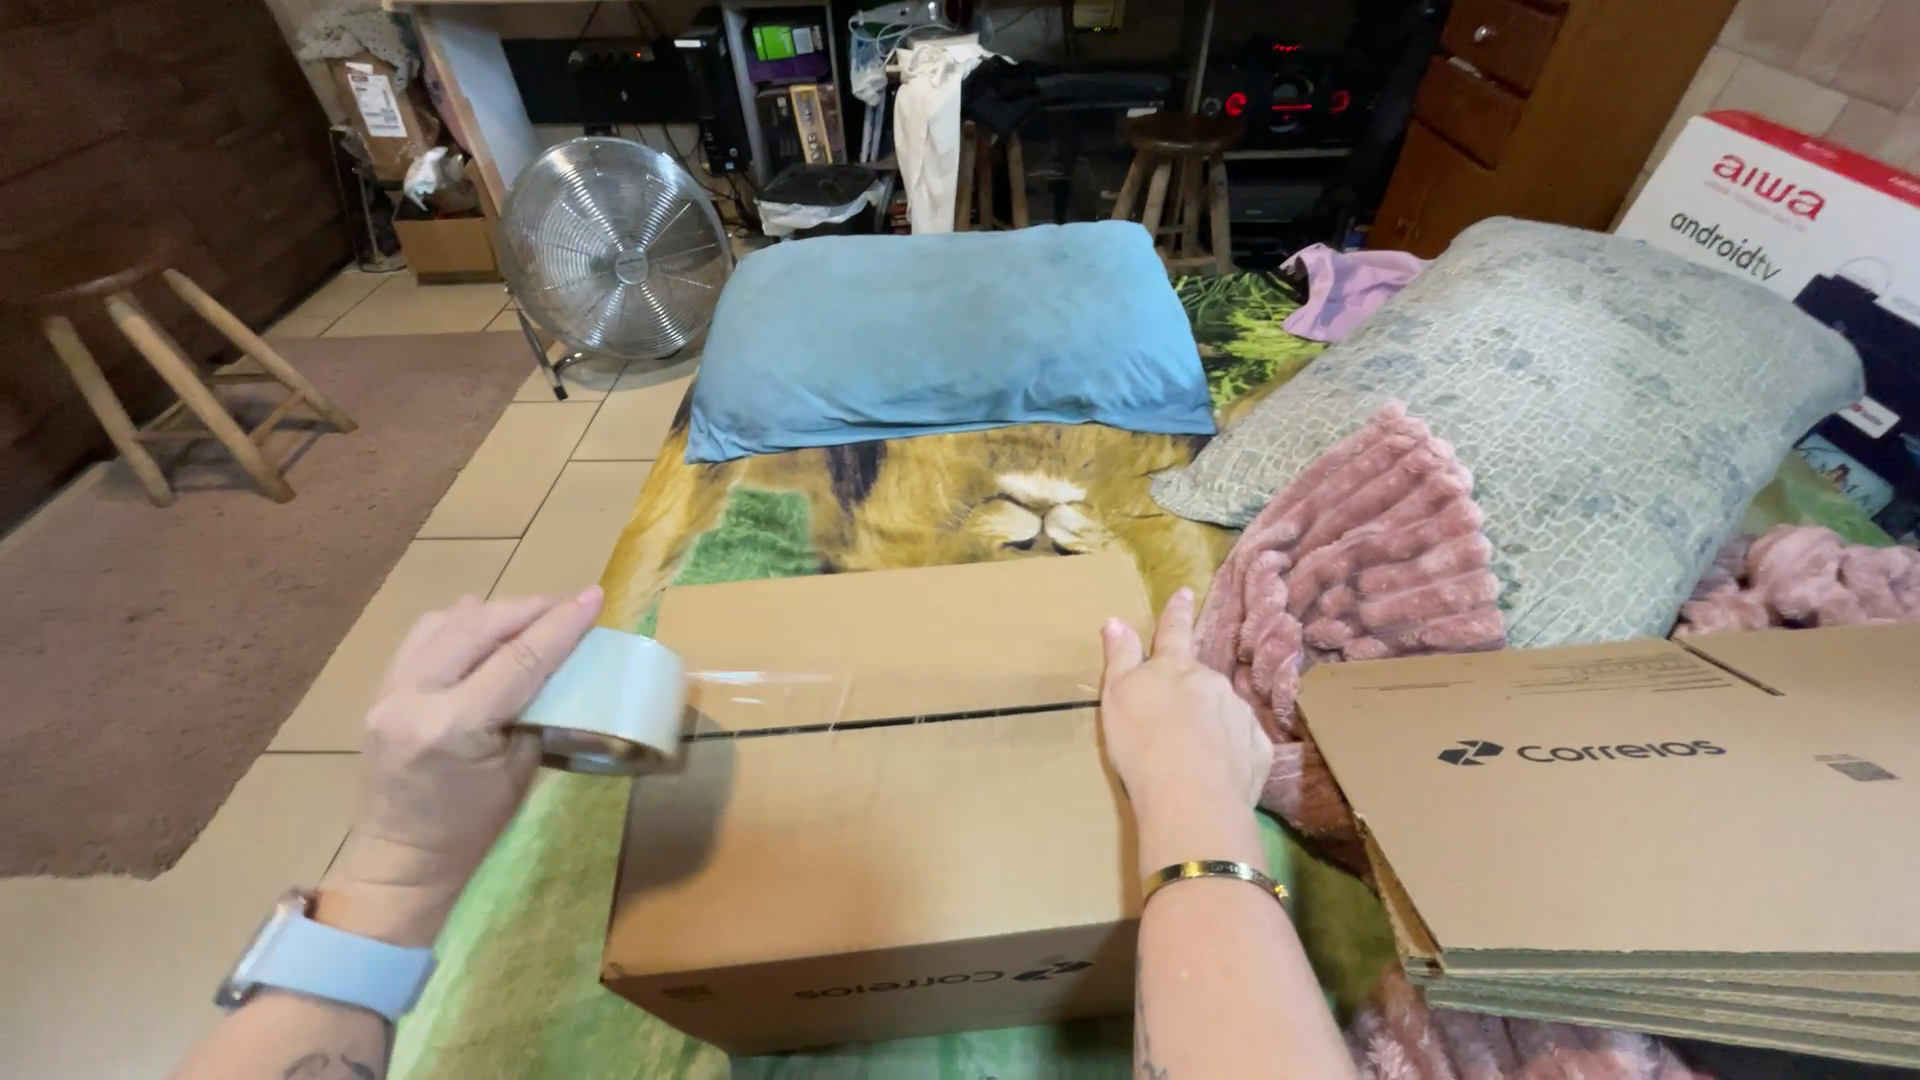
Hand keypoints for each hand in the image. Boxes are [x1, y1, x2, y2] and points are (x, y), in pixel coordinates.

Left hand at [316, 587, 603, 946]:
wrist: (402, 858)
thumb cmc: (475, 824)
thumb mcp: (523, 766)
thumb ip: (537, 705)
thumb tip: (560, 659)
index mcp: (453, 728)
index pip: (519, 659)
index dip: (562, 624)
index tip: (594, 597)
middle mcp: (412, 701)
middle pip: (481, 628)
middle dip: (533, 607)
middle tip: (573, 602)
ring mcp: (388, 694)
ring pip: (447, 623)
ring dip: (498, 611)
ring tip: (535, 612)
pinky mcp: (380, 692)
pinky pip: (424, 636)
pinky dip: (462, 621)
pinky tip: (487, 620)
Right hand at [1099, 587, 1272, 814]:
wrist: (1188, 796)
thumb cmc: (1140, 741)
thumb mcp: (1115, 695)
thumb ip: (1119, 657)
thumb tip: (1116, 620)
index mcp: (1175, 667)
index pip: (1173, 631)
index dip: (1177, 612)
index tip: (1185, 591)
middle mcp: (1213, 682)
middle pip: (1200, 677)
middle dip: (1191, 688)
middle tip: (1175, 714)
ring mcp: (1239, 714)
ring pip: (1223, 709)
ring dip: (1210, 720)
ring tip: (1191, 752)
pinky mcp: (1258, 749)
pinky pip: (1242, 743)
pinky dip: (1230, 750)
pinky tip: (1215, 771)